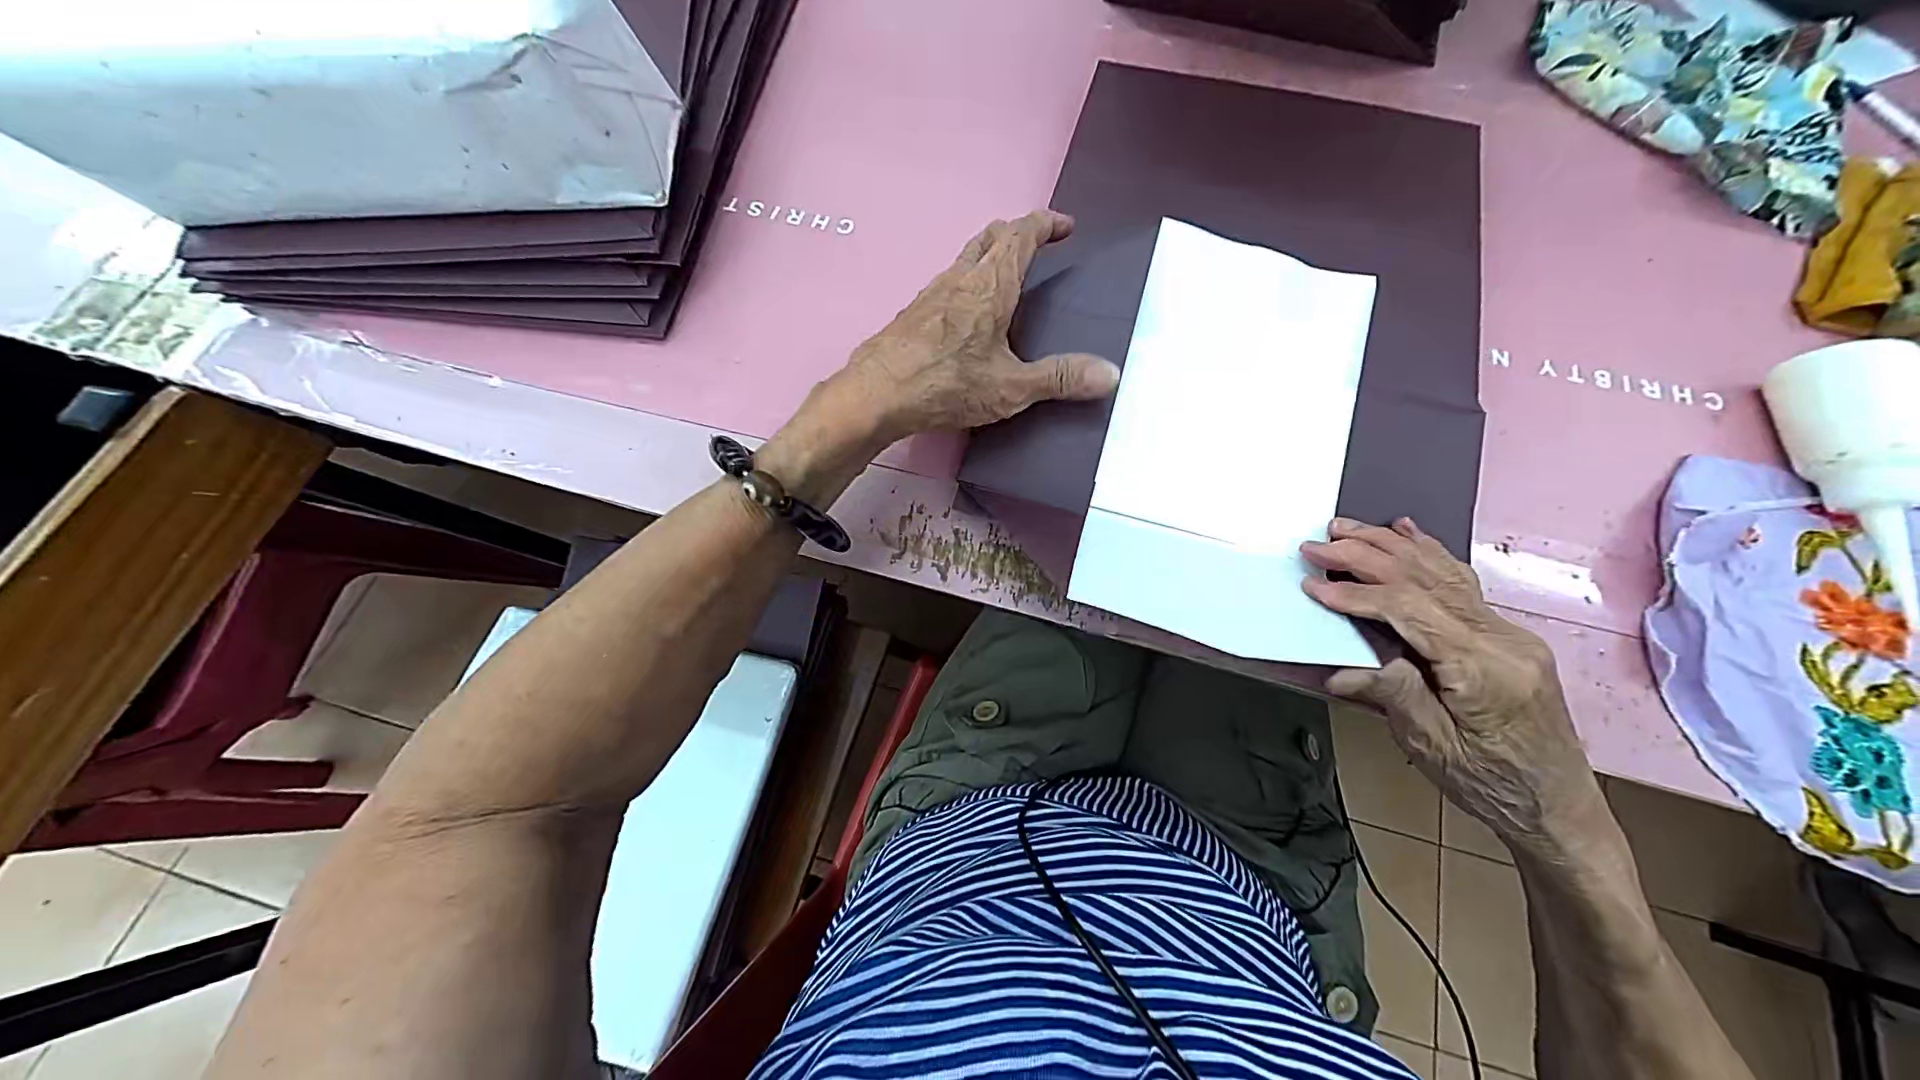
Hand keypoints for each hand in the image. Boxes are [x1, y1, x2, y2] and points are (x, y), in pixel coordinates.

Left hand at [832, 210, 1119, 443]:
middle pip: (990, 237)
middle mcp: (959, 279)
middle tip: (1036, 244)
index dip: (1046, 224)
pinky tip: (966, 314)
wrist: (875, 395)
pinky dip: (966, 283)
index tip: (1064, 226)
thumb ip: (1059, 379)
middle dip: (1017, 233)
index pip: (1022, 235)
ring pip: (965, 258)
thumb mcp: (1011, 387)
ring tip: (1005, 277)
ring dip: (988, 256)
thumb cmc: (945, 385)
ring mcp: (931, 293)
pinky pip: (946, 284)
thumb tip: (1110, 375)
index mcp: (990, 285)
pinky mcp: (912, 313)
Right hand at [1300, 517, 1610, 862]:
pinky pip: (1461, 583)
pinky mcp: (1505, 636)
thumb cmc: (1493, 784)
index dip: (1356, 594)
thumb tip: (1342, 667)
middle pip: (1425, 580)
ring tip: (1348, 530)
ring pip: (1442, 573)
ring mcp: (1508, 634)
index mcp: (1484, 669)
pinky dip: (1428, 553)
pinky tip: (1407, 533)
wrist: (1557, 806)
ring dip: (1390, 546)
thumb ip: (1391, 695)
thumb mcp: (1431, 746)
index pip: (1410, 611)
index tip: (1313, 586)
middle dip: (1366, 556)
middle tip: (1319, 544)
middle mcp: (1502, 640)